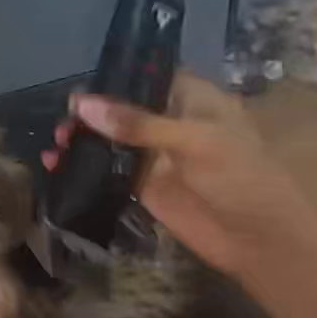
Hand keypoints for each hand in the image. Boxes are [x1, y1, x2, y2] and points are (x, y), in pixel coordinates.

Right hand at [43, 73, 316, 286]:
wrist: (261, 242)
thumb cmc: (240, 178)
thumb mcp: (193, 141)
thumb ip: (137, 123)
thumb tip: (81, 105)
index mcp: (191, 97)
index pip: (145, 75)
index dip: (113, 78)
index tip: (78, 84)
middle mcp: (170, 120)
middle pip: (121, 107)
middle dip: (90, 112)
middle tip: (63, 123)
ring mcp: (155, 154)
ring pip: (111, 138)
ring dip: (83, 139)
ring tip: (56, 145)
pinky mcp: (145, 184)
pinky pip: (109, 169)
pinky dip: (84, 167)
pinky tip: (57, 166)